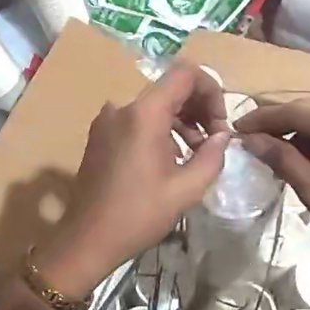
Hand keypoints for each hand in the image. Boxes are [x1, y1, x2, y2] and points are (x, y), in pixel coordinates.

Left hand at [36, 64, 230, 296]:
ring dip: (180, 120)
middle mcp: (121, 107)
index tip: (220, 123)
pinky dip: (159, 129)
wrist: (88, 236)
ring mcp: (106, 119)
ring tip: (197, 153)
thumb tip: (222, 136)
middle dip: (198, 107)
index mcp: (143, 113)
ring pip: (153, 104)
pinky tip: (171, 158)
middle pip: (169, 88)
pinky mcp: (99, 134)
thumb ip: (211, 155)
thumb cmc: (139, 214)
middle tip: (215, 140)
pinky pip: (136, 119)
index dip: (211, 89)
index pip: (185, 73)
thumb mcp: (187, 188)